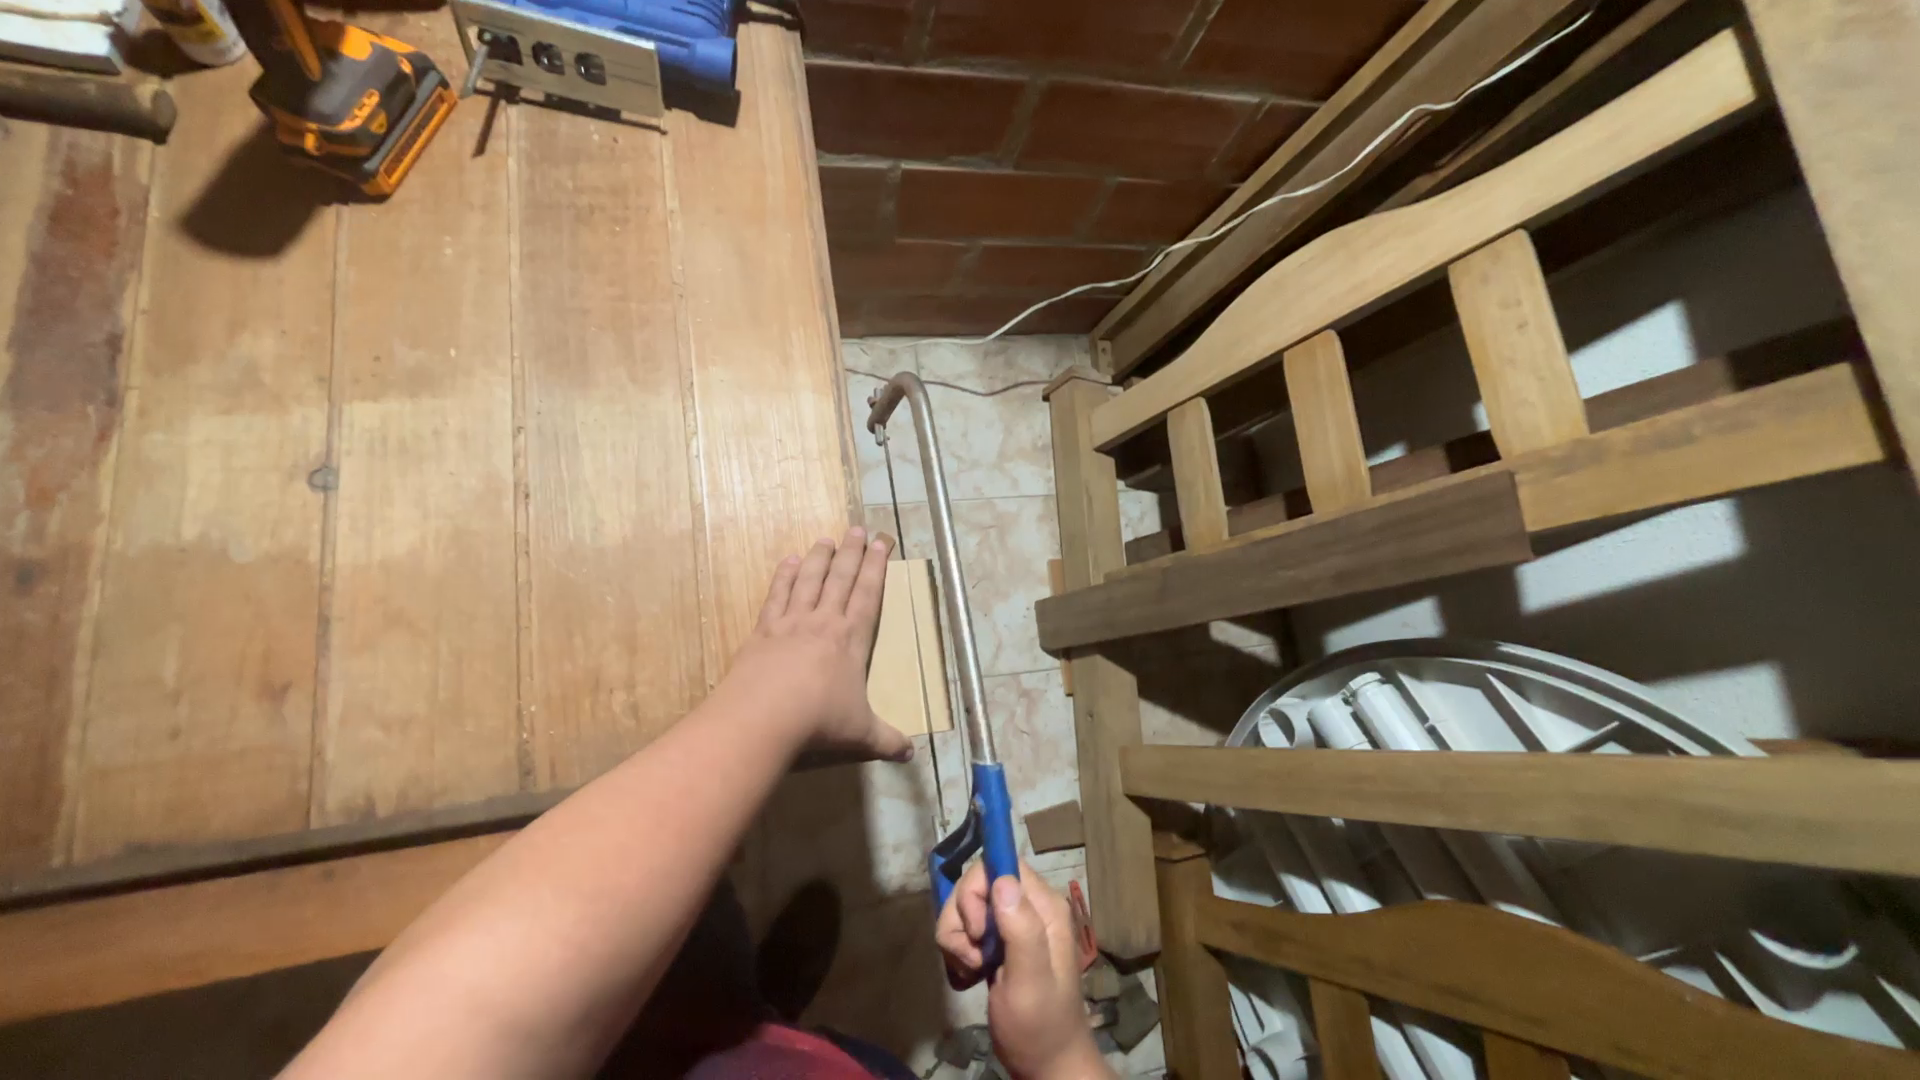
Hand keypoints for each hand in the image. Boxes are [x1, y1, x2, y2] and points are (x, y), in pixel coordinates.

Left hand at [718, 526, 912, 764]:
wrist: (763, 717)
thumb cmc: (819, 721)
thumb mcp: (860, 732)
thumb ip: (886, 740)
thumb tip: (911, 754)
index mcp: (851, 639)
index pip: (868, 596)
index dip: (876, 569)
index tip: (881, 544)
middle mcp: (823, 622)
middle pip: (840, 579)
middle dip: (851, 553)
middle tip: (857, 528)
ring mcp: (790, 623)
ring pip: (808, 581)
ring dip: (819, 557)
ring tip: (826, 538)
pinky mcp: (763, 631)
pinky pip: (776, 596)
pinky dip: (784, 577)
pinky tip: (789, 561)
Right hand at [937, 861, 1112, 1079]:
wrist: (1043, 1064)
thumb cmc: (1040, 1024)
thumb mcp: (1031, 980)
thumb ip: (1021, 929)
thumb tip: (1002, 881)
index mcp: (1044, 906)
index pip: (1002, 864)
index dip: (979, 888)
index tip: (979, 929)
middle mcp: (1028, 907)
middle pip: (977, 883)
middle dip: (963, 919)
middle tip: (976, 955)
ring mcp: (1010, 925)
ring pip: (964, 907)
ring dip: (957, 940)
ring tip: (973, 969)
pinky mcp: (995, 943)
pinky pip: (962, 930)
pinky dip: (958, 952)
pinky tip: (971, 975)